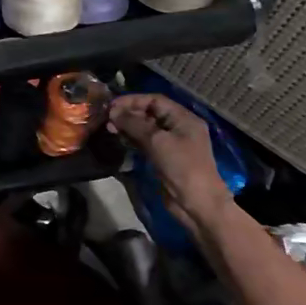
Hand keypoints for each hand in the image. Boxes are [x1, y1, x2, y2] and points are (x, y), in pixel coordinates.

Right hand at [108, 94, 232, 231]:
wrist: (197, 204)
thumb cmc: (182, 167)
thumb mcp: (158, 141)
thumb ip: (135, 124)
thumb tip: (113, 112)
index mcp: (183, 118)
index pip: (155, 100)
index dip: (133, 100)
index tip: (112, 105)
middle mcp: (178, 127)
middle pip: (150, 113)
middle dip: (129, 114)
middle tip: (108, 118)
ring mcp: (172, 144)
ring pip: (147, 129)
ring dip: (129, 127)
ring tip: (110, 128)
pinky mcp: (165, 159)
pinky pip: (147, 143)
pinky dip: (133, 140)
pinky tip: (120, 139)